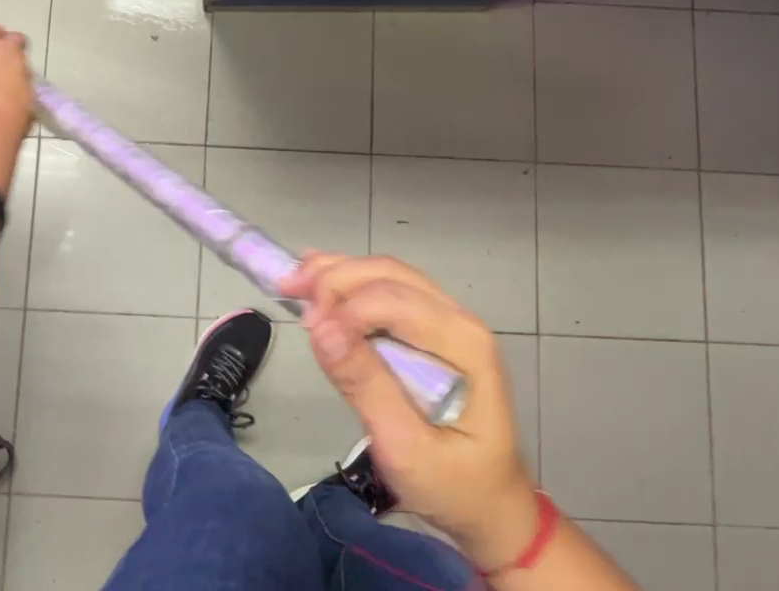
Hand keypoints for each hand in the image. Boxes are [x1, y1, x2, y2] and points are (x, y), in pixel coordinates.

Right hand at [282, 254, 540, 570]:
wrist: (488, 504)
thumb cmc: (452, 483)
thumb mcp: (406, 449)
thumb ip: (367, 386)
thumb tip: (322, 331)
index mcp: (465, 345)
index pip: (397, 301)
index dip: (348, 307)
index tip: (311, 334)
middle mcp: (459, 319)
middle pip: (389, 275)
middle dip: (336, 279)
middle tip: (290, 294)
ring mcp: (446, 319)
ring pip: (385, 274)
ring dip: (337, 273)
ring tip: (293, 281)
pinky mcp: (429, 328)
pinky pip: (386, 288)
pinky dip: (349, 280)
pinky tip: (316, 276)